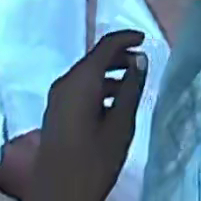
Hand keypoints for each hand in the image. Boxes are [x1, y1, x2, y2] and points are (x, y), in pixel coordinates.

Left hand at [28, 31, 148, 200]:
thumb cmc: (92, 163)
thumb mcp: (120, 126)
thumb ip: (131, 89)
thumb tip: (140, 60)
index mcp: (81, 80)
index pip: (105, 45)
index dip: (126, 38)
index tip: (145, 39)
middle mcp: (65, 82)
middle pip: (95, 58)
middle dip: (119, 56)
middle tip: (142, 64)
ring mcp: (57, 97)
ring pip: (87, 74)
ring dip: (110, 74)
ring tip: (132, 85)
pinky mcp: (55, 112)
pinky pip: (80, 88)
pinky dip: (98, 87)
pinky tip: (113, 104)